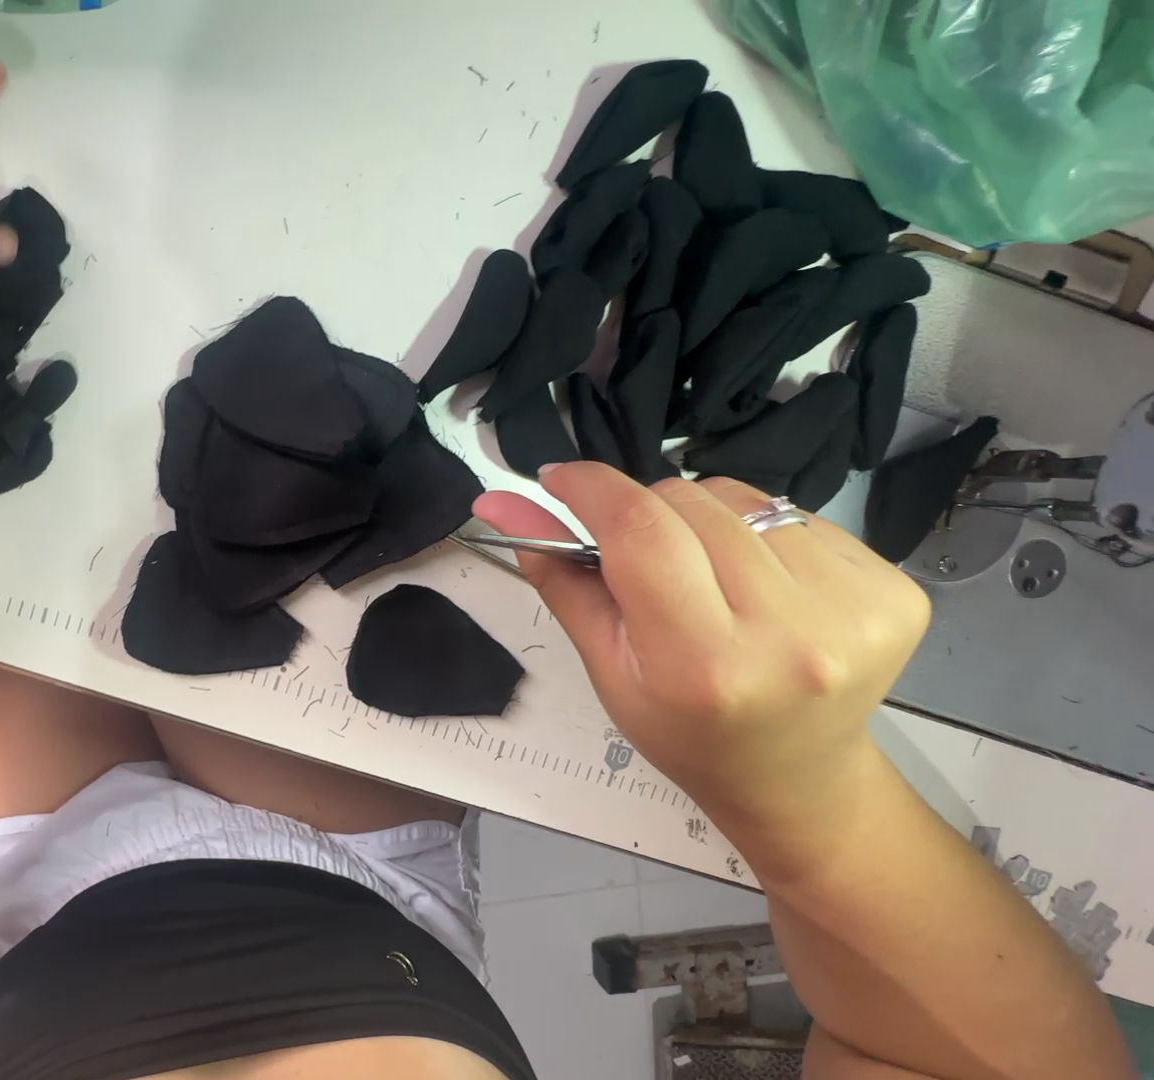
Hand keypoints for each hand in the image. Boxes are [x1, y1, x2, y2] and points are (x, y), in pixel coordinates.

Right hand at [475, 466, 930, 856]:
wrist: (794, 777)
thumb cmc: (682, 731)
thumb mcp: (604, 666)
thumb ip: (559, 577)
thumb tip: (501, 504)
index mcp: (701, 662)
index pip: (639, 531)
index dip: (590, 489)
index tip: (558, 478)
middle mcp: (787, 631)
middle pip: (684, 503)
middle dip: (641, 510)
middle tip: (633, 554)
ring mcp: (852, 609)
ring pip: (738, 497)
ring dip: (698, 516)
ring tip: (699, 570)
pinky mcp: (893, 589)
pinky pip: (793, 512)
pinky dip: (754, 530)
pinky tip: (754, 579)